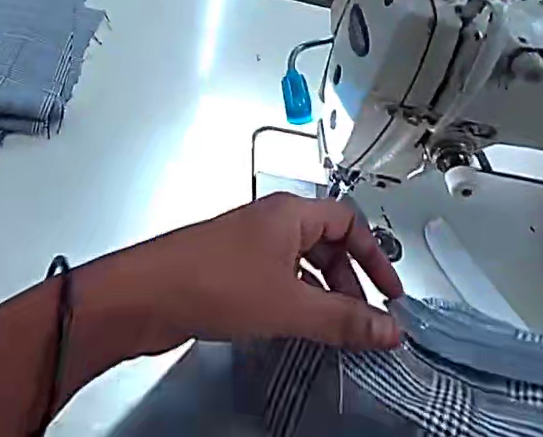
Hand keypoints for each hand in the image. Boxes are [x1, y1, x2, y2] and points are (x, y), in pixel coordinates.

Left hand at [74, 193, 404, 367]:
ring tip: (337, 328)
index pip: (346, 220)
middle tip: (366, 316)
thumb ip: (344, 319)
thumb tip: (386, 327)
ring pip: (302, 261)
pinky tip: (299, 325)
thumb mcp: (291, 305)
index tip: (390, 290)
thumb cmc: (212, 281)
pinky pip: (279, 276)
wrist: (152, 293)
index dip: (374, 254)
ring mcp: (249, 243)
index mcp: (287, 213)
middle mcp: (269, 221)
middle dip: (350, 278)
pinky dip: (298, 298)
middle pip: (325, 240)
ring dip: (325, 291)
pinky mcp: (233, 266)